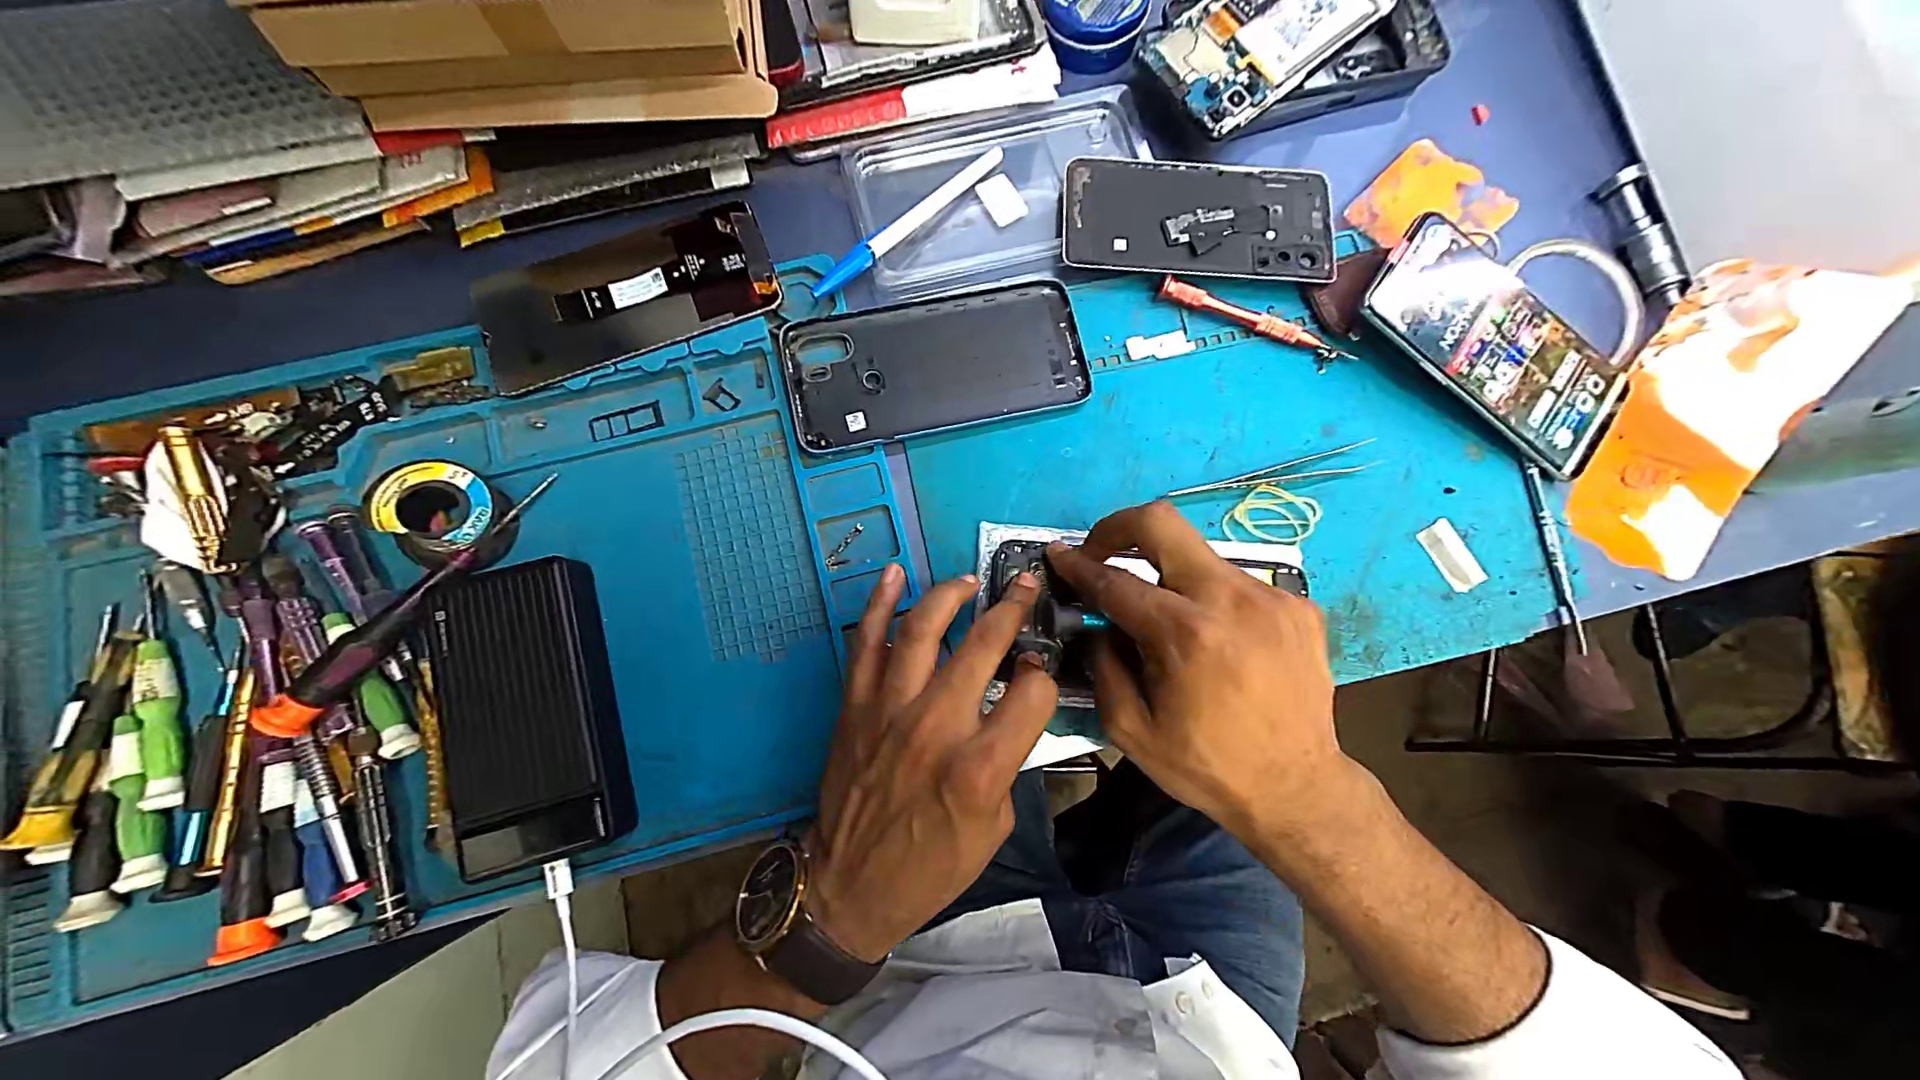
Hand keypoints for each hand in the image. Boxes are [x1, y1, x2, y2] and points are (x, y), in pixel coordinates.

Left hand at [805, 562, 1057, 962]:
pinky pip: (866, 643)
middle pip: (984, 646)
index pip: (1032, 693)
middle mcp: (936, 727)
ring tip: (969, 580)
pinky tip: (894, 574)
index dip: (1043, 677)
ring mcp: (890, 710)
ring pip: (924, 630)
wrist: (849, 887)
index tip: (1038, 672)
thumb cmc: (931, 866)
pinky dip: (879, 604)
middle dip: (1013, 609)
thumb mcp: (994, 828)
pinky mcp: (855, 706)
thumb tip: (1013, 710)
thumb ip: (1008, 762)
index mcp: (980, 767)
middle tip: (1026, 588)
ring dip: (951, 595)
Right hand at [1046, 501, 1354, 844]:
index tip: (1058, 556)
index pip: (1117, 580)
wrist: (1298, 788)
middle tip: (1100, 553)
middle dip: (1118, 528)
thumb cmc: (1207, 764)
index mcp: (1187, 633)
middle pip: (1163, 523)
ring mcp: (1272, 596)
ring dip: (1167, 574)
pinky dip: (1209, 599)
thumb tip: (1098, 624)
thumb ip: (1103, 665)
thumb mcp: (1131, 729)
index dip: (1079, 566)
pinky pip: (1235, 582)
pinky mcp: (1298, 605)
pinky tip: (1213, 637)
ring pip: (1199, 555)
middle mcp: (1232, 599)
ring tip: (1163, 616)